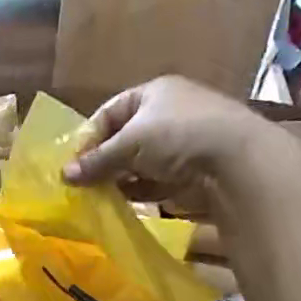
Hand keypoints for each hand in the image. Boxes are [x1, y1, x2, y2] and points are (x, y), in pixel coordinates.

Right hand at [64, 76, 295, 198]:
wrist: (234, 160)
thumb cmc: (177, 136)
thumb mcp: (130, 143)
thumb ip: (98, 160)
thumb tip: (66, 175)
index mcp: (153, 94)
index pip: (110, 112)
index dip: (89, 136)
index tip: (72, 163)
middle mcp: (167, 116)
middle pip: (125, 139)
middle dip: (104, 161)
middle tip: (81, 185)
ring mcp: (182, 146)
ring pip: (141, 164)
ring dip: (120, 180)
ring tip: (98, 198)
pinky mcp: (191, 175)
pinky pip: (157, 184)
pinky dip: (140, 193)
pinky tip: (123, 206)